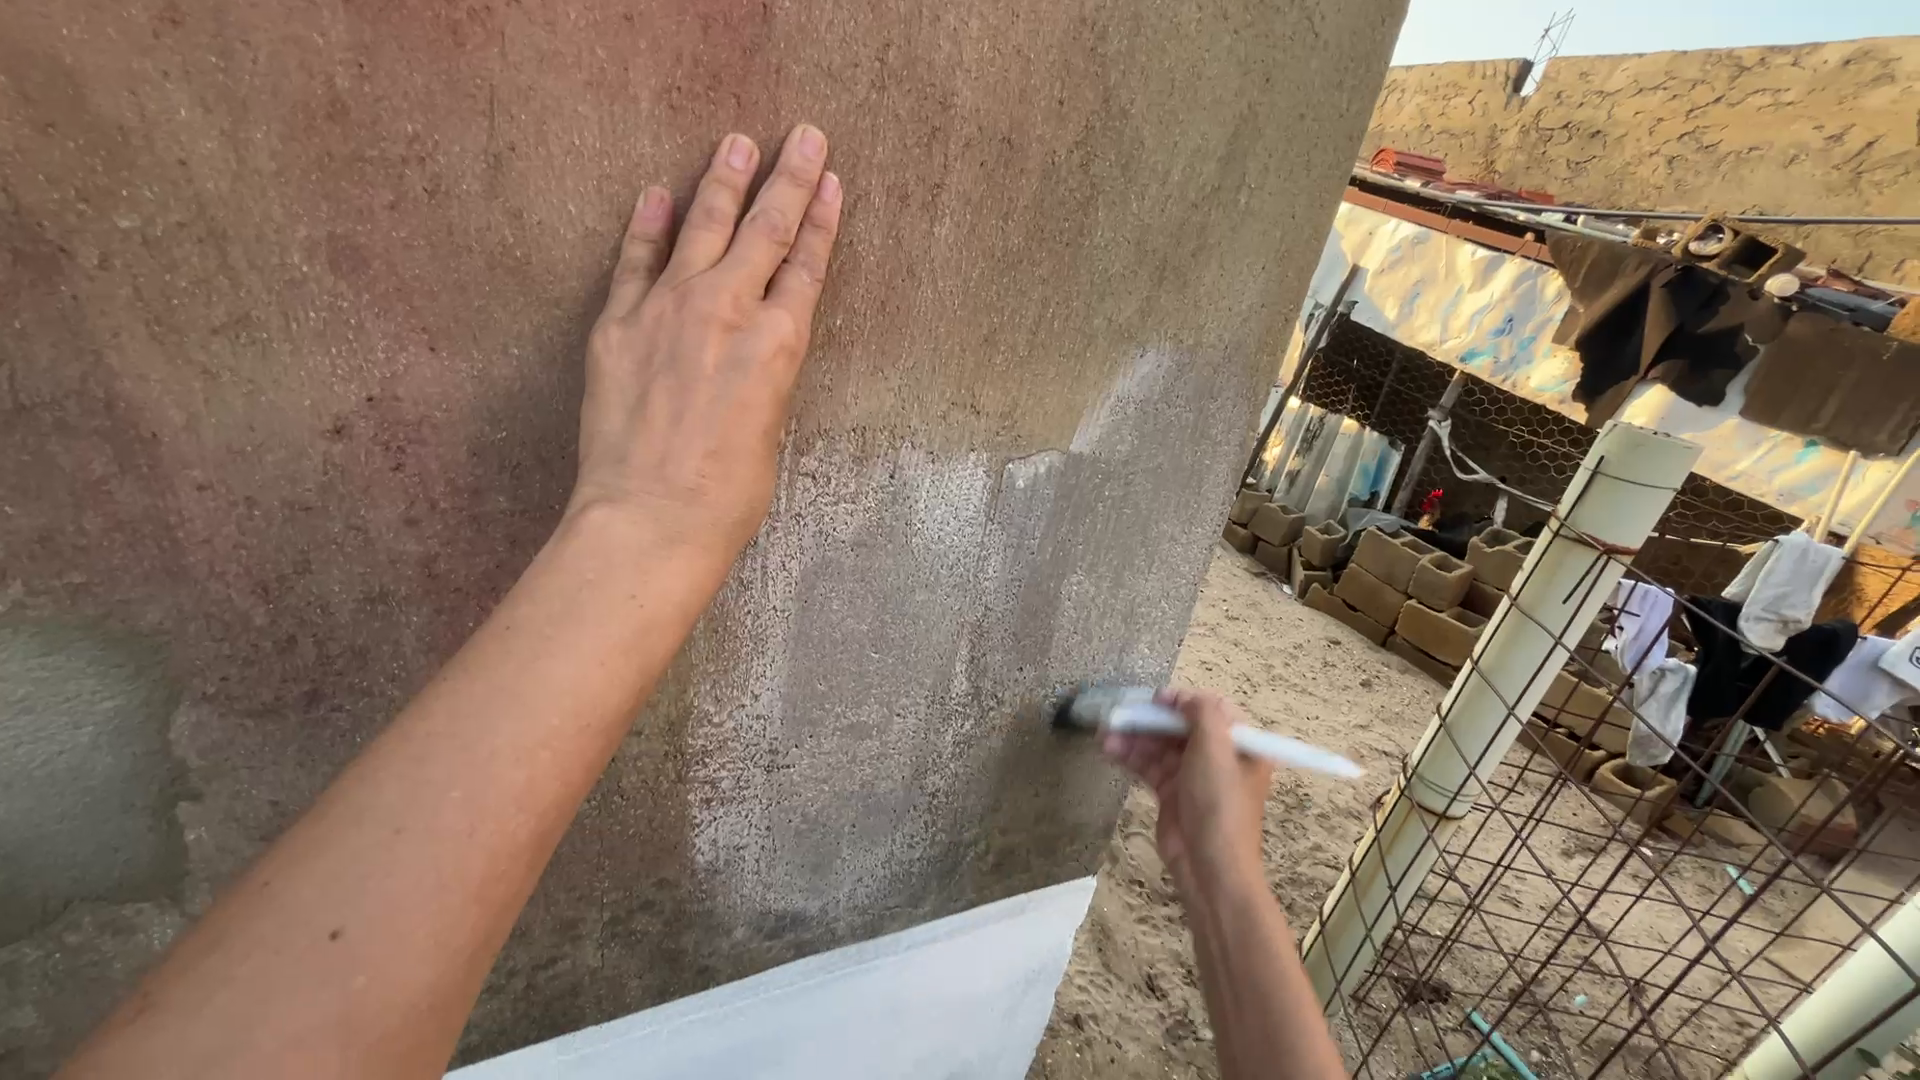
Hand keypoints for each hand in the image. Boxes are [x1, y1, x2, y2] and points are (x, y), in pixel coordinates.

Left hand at [569, 125, 843, 556]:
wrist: (651, 519)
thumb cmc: (727, 496)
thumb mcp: (769, 430)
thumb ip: (764, 376)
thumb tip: (754, 351)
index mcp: (777, 345)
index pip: (805, 267)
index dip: (822, 222)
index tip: (832, 183)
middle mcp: (727, 312)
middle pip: (764, 231)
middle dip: (788, 179)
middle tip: (804, 136)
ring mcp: (667, 311)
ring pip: (702, 228)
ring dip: (723, 182)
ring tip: (738, 142)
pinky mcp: (618, 325)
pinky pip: (636, 262)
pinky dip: (648, 226)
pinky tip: (658, 193)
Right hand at [1104, 688, 1273, 895]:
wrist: (1210, 865)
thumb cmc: (1220, 803)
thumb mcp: (1216, 748)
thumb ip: (1201, 713)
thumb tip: (1182, 699)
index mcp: (1240, 745)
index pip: (1212, 710)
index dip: (1183, 701)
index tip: (1156, 699)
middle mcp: (1218, 757)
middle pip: (1180, 726)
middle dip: (1150, 718)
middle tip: (1121, 712)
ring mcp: (1193, 776)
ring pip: (1160, 746)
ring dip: (1133, 736)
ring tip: (1106, 732)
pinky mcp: (1171, 793)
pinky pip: (1149, 766)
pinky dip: (1129, 756)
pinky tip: (1109, 749)